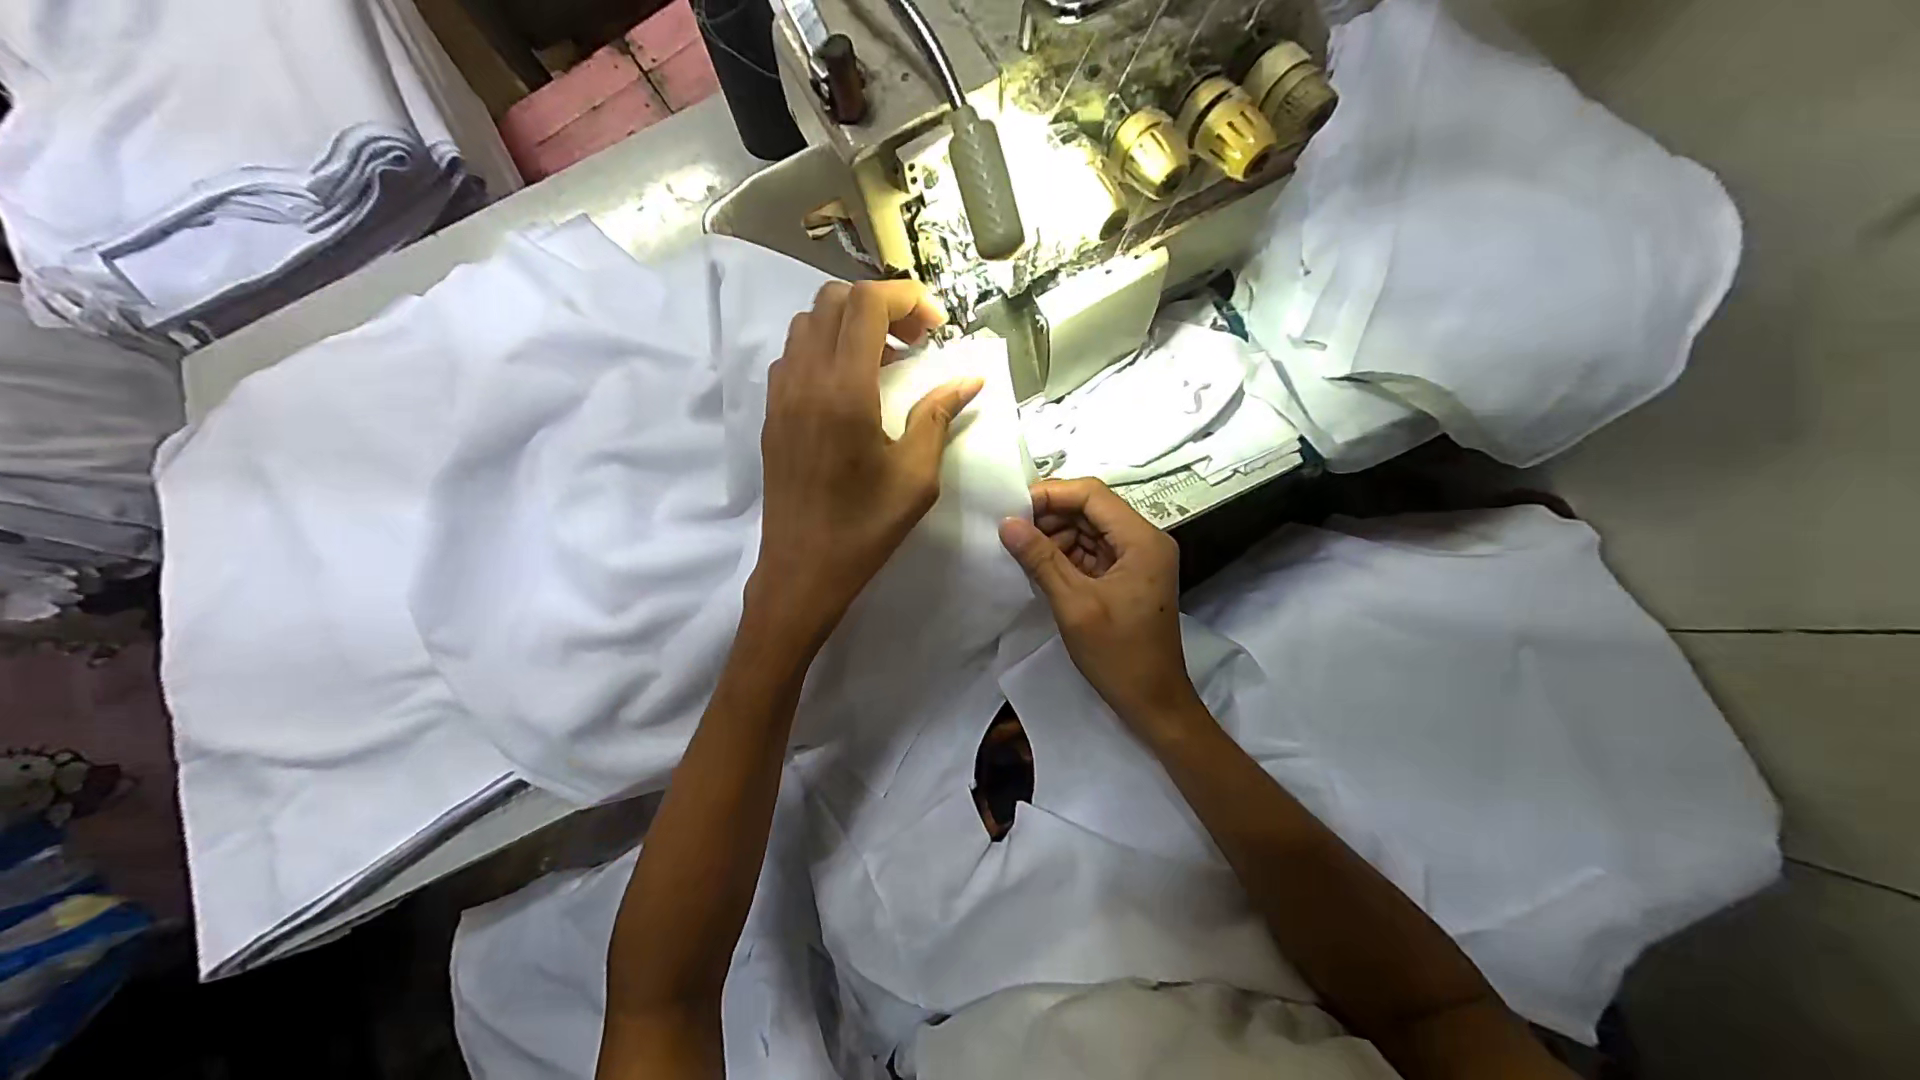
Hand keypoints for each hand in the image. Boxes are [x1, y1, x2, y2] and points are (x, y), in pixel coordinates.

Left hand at [750, 280, 981, 646]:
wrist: (802, 568)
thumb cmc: (865, 527)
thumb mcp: (917, 476)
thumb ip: (938, 416)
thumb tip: (967, 380)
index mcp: (844, 390)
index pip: (867, 304)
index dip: (906, 297)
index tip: (936, 325)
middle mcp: (805, 379)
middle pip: (834, 300)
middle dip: (881, 305)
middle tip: (916, 341)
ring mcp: (780, 394)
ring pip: (808, 323)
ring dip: (850, 324)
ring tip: (885, 361)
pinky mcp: (771, 412)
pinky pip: (793, 354)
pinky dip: (825, 348)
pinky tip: (850, 384)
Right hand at [998, 478, 1203, 734]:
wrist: (1154, 702)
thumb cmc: (1118, 655)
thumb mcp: (1074, 604)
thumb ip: (1040, 559)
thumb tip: (1007, 523)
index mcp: (1142, 540)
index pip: (1092, 495)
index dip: (1052, 495)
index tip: (1013, 507)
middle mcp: (1145, 541)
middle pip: (1092, 509)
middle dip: (1051, 516)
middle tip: (1012, 531)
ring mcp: (1138, 559)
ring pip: (1090, 530)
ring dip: (1056, 536)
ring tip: (1021, 550)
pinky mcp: (1128, 577)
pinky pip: (1093, 552)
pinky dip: (1066, 555)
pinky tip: (1039, 565)